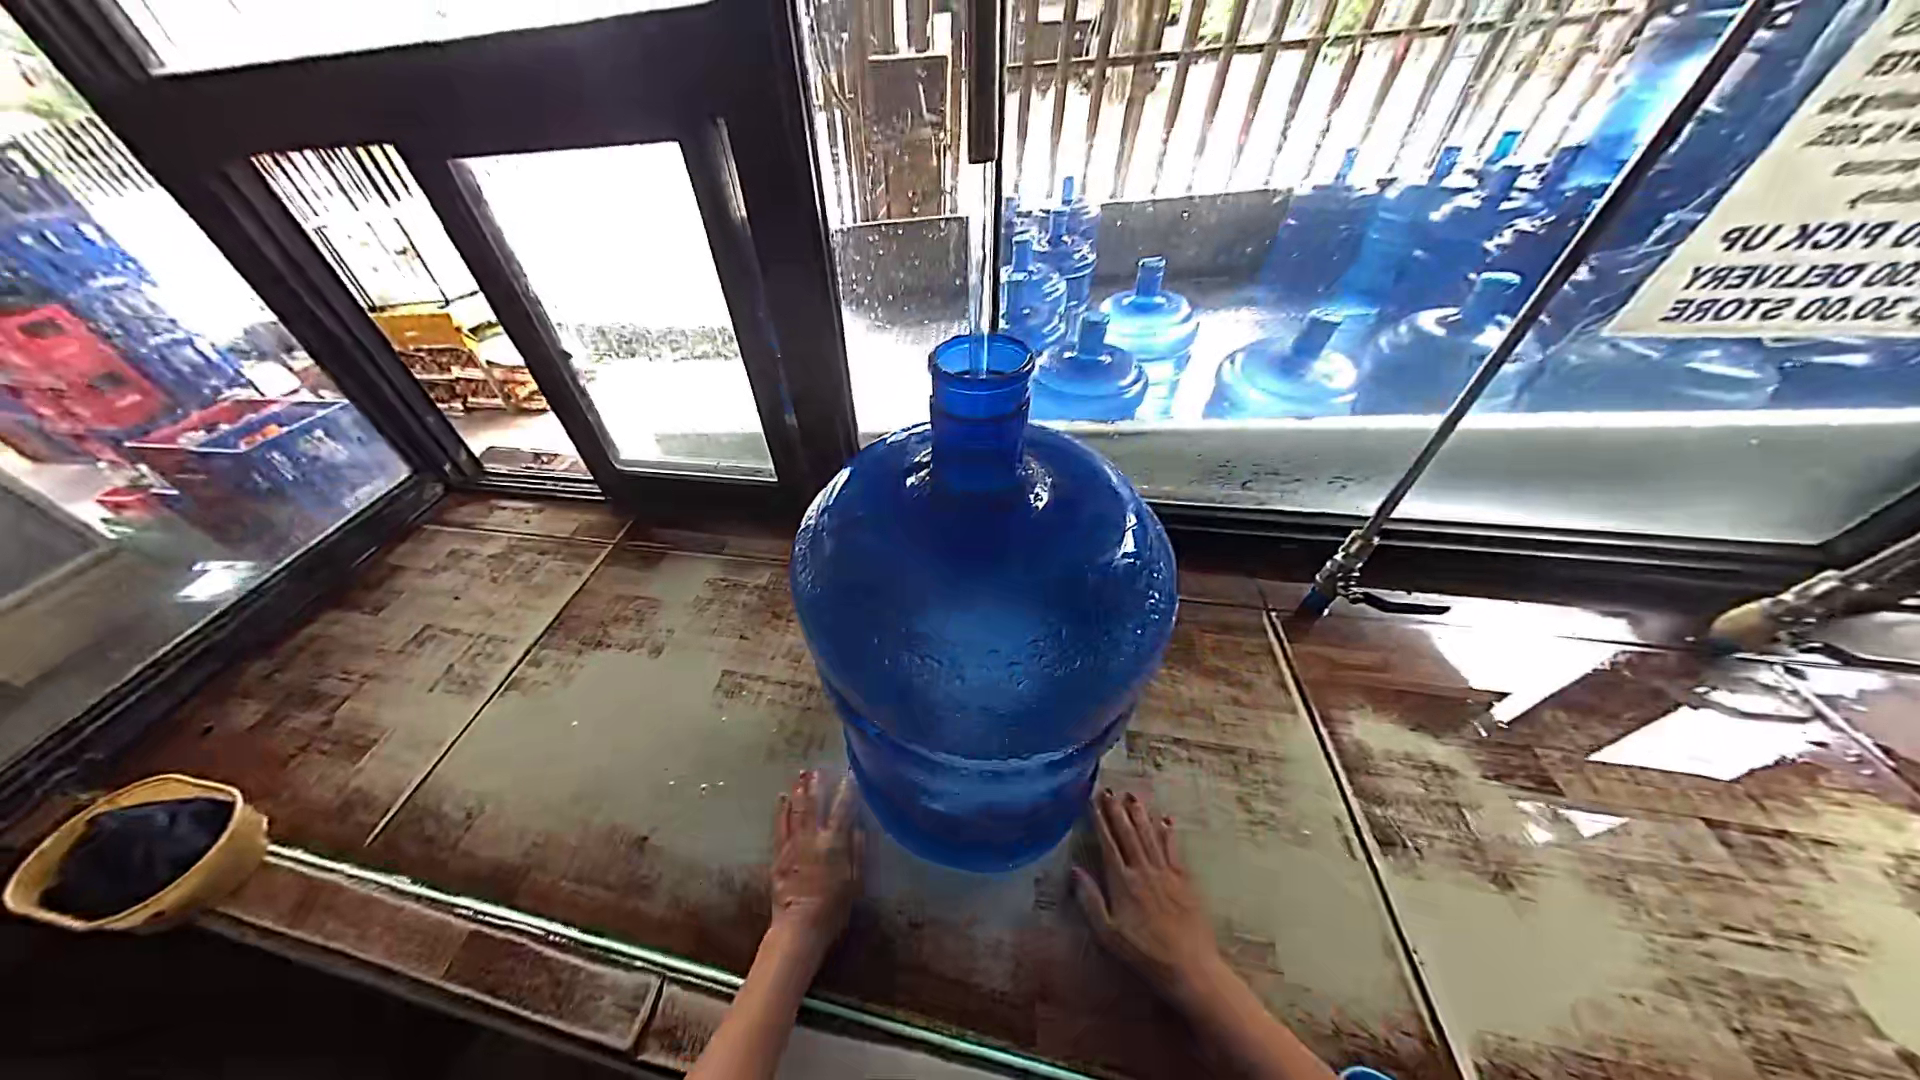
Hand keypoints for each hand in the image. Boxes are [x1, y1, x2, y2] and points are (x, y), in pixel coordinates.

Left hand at [769, 770, 862, 953]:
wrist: (799, 927)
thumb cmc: (834, 907)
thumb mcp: (856, 880)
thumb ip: (859, 850)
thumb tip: (859, 826)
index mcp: (835, 842)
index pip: (843, 809)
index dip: (848, 790)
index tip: (851, 774)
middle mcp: (813, 838)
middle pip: (815, 804)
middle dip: (817, 785)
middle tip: (818, 769)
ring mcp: (793, 845)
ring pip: (796, 810)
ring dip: (800, 791)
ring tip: (802, 775)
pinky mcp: (779, 855)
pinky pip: (780, 826)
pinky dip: (782, 810)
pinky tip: (783, 798)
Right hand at [1074, 789, 1222, 1001]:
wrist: (1189, 967)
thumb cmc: (1144, 953)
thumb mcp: (1107, 934)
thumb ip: (1090, 900)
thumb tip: (1074, 870)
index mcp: (1122, 882)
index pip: (1108, 843)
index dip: (1100, 820)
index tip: (1093, 801)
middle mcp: (1143, 870)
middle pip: (1128, 834)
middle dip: (1117, 810)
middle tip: (1109, 790)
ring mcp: (1166, 873)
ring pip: (1150, 836)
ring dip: (1140, 814)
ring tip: (1132, 796)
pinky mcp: (1184, 881)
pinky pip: (1173, 849)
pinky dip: (1168, 833)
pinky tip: (1165, 820)